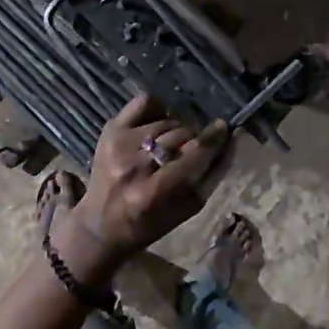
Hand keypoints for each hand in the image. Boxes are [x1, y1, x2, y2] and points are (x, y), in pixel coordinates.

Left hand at [53, 94, 230, 283]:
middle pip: (182, 134)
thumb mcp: (185, 210)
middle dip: (192, 140)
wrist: (100, 225)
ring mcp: (119, 143)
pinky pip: (144, 103)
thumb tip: (228, 140)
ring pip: (167, 120)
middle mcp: (134, 164)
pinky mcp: (110, 130)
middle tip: (190, 151)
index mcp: (154, 191)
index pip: (194, 152)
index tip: (223, 128)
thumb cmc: (148, 223)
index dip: (213, 138)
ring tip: (170, 146)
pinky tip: (156, 126)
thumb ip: (209, 175)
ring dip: (175, 131)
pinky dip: (157, 110)